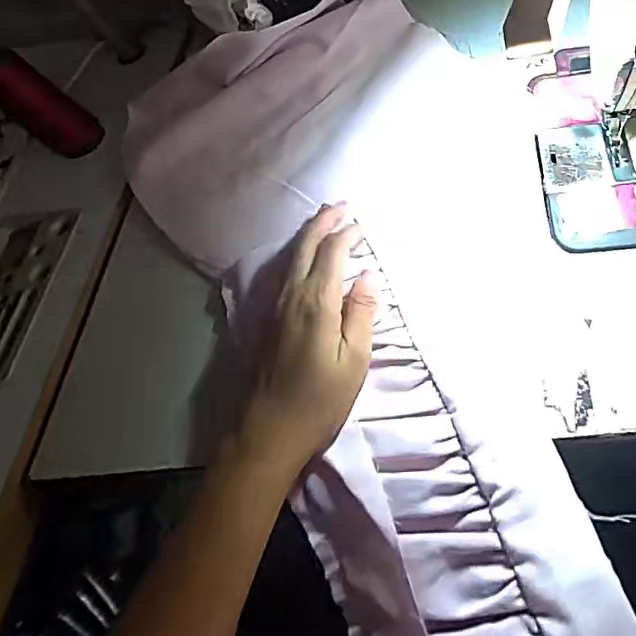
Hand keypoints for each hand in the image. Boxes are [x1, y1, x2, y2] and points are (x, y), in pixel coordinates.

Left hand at [240, 203, 377, 472]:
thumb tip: (368, 274)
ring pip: (293, 255)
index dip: (348, 233)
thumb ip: (362, 313)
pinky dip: (301, 252)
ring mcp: (276, 305)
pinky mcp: (269, 318)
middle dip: (325, 220)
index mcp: (316, 302)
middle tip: (342, 204)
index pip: (332, 253)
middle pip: (307, 245)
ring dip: (311, 233)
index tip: (364, 224)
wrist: (267, 431)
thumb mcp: (353, 360)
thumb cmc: (319, 399)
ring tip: (326, 218)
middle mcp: (292, 295)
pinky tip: (308, 256)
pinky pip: (287, 271)